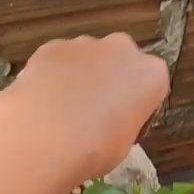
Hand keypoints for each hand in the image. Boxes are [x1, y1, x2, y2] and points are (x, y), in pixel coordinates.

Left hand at [0, 34, 169, 186]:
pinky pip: (58, 61)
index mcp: (151, 74)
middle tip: (93, 115)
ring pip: (87, 59)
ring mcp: (84, 43)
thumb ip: (124, 121)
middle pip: (120, 63)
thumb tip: (108, 120)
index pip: (150, 87)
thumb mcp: (124, 144)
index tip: (122, 126)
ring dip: (81, 77)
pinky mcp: (51, 46)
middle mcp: (122, 48)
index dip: (136, 108)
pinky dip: (53, 77)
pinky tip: (43, 102)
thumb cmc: (95, 150)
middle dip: (110, 82)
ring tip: (62, 112)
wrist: (44, 141)